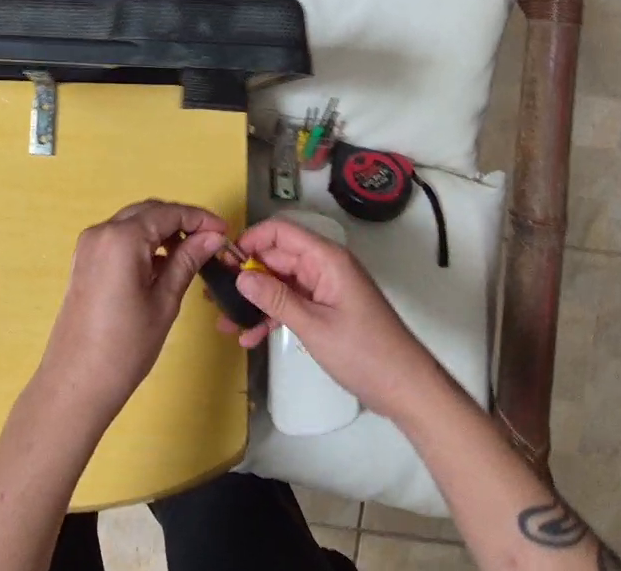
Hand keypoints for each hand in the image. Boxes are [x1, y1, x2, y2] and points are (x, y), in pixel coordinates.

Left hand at [36, 200, 228, 416]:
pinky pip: (119, 238)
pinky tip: (163, 264)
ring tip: (192, 253)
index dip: (199, 218)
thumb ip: (187, 260)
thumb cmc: (126, 346)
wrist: (77, 383)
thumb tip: (212, 236)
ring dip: (162, 231)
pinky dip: (143, 243)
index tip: (225, 231)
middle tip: (211, 241)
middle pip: (148, 212)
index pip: (168, 213)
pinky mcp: (84, 261)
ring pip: (133, 223)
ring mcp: (89, 245)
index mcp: (122, 237)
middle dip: (181, 221)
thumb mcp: (165, 301)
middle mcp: (101, 231)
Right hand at [221, 217, 447, 422]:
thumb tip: (239, 276)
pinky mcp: (325, 308)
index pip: (281, 231)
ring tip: (224, 321)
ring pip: (280, 282)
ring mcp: (325, 288)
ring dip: (254, 300)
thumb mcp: (314, 326)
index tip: (224, 260)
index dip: (250, 240)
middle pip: (276, 257)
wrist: (407, 388)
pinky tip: (249, 337)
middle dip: (245, 274)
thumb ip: (276, 298)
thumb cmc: (364, 353)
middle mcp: (324, 266)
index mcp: (326, 259)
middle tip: (213, 295)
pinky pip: (291, 302)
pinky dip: (271, 316)